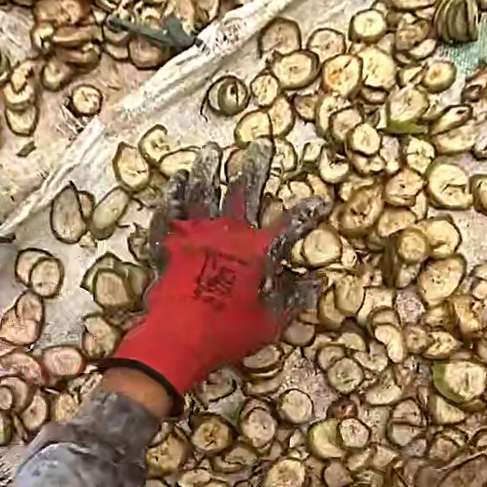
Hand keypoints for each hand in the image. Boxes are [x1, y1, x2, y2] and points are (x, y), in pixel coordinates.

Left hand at [102, 142, 323, 408]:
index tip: (318, 202)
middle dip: (255, 167)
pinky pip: (170, 213)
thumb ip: (293, 299)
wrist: (177, 339)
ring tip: (211, 153)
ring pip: (202, 191)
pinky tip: (174, 181)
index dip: (307, 212)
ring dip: (209, 171)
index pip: (290, 224)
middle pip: (244, 190)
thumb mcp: (269, 323)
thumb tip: (316, 282)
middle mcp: (228, 233)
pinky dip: (173, 195)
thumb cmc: (226, 334)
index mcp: (258, 251)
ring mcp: (195, 234)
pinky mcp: (168, 244)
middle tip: (260, 146)